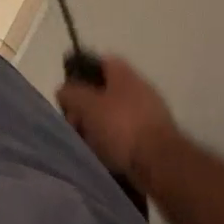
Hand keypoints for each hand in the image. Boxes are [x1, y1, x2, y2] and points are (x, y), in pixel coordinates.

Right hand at [56, 55, 179, 174]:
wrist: (159, 162)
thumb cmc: (121, 126)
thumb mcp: (86, 106)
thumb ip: (71, 93)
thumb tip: (64, 90)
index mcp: (125, 75)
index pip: (101, 62)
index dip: (81, 71)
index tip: (68, 90)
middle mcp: (140, 89)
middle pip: (105, 91)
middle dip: (85, 106)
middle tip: (73, 122)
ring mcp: (149, 114)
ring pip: (113, 114)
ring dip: (97, 126)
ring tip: (85, 142)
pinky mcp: (153, 138)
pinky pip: (124, 134)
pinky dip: (111, 142)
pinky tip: (101, 154)